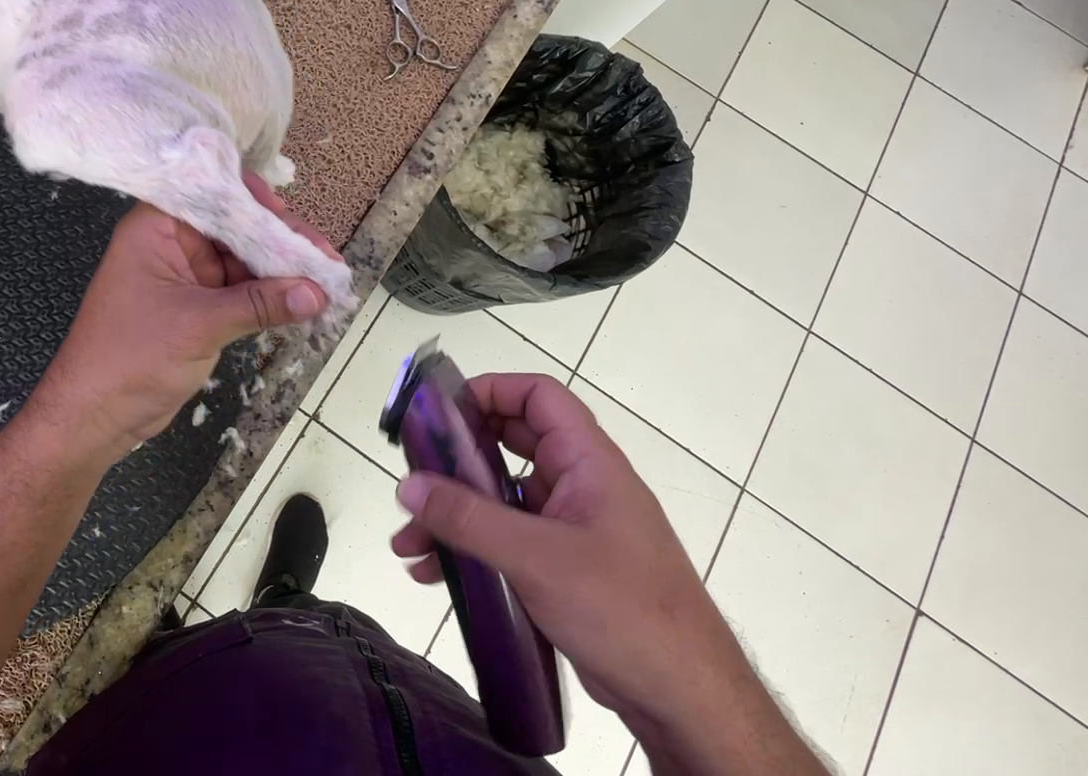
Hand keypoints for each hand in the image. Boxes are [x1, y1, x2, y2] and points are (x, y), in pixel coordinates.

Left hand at [35, 173, 343, 462]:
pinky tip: (304, 302)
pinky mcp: (196, 306)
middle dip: (279, 242)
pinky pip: (239, 290)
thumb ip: (258, 304)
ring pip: (242, 260)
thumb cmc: (130, 359)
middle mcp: (172, 243)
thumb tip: (317, 293)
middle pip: (235, 227)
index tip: (294, 224)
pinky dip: (268, 296)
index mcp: (157, 227)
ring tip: (326, 282)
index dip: (257, 203)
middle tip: (325, 260)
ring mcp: (185, 276)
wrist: (93, 417)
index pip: (213, 194)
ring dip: (280, 271)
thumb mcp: (198, 325)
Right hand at [390, 375, 818, 772]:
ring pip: (499, 499)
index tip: (438, 412)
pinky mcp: (558, 567)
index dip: (490, 390)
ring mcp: (567, 527)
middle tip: (412, 471)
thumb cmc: (621, 608)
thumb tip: (405, 485)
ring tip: (407, 542)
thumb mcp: (536, 557)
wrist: (682, 697)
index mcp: (587, 462)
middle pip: (508, 444)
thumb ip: (467, 519)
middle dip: (455, 458)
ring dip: (452, 513)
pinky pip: (503, 541)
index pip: (537, 396)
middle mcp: (577, 484)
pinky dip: (467, 549)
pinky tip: (431, 574)